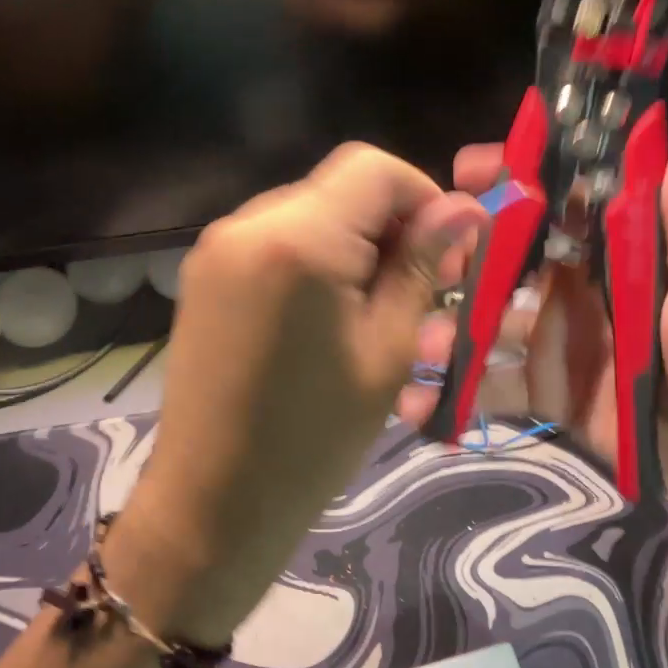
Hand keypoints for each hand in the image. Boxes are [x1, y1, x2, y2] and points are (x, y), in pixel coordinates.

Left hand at [109, 144, 484, 641]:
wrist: (213, 500)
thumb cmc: (313, 437)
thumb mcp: (388, 350)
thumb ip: (421, 266)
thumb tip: (465, 208)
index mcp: (298, 236)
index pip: (374, 167)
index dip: (423, 197)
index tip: (447, 256)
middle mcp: (248, 223)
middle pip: (339, 187)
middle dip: (389, 227)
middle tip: (421, 292)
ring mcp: (216, 246)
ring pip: (308, 213)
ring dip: (351, 246)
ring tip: (374, 312)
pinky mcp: (203, 273)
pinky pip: (273, 241)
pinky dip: (311, 261)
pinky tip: (325, 317)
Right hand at [401, 133, 667, 516]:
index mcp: (617, 257)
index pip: (557, 205)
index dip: (513, 183)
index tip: (467, 170)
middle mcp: (576, 291)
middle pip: (506, 260)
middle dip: (461, 256)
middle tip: (433, 266)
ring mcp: (554, 342)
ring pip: (488, 321)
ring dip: (449, 327)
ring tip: (425, 346)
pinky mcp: (542, 392)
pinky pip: (493, 384)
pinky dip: (455, 391)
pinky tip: (422, 401)